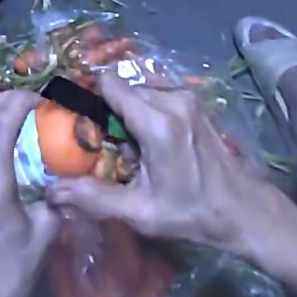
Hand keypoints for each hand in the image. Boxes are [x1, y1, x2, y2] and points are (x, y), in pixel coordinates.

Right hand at [45, 74, 296, 272]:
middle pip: (121, 88)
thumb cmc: (192, 213)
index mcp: (157, 121)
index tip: (77, 118)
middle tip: (103, 143)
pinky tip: (147, 140)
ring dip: (125, 111)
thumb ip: (93, 198)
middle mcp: (171, 99)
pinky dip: (143, 110)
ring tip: (127, 145)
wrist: (246, 211)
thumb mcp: (140, 212)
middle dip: (106, 109)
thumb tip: (50, 192)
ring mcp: (185, 96)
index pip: (108, 83)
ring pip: (137, 90)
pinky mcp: (193, 100)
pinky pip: (154, 94)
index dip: (88, 96)